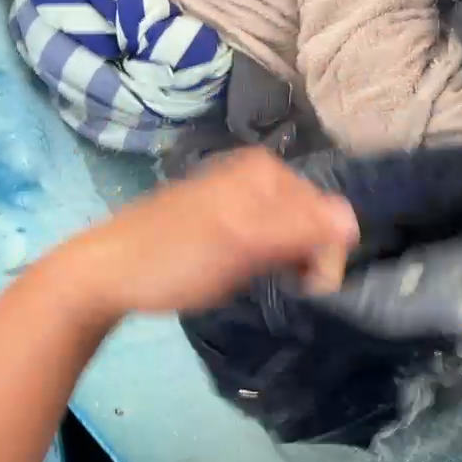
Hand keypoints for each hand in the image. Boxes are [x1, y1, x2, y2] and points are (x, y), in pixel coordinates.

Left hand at [38, 149, 358, 318]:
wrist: (107, 273)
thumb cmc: (173, 258)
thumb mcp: (240, 244)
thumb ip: (298, 229)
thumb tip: (354, 222)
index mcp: (267, 173)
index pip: (329, 213)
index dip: (325, 254)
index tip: (307, 289)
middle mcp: (260, 176)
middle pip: (314, 220)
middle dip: (307, 257)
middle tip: (281, 287)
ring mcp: (244, 197)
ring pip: (295, 232)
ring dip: (289, 261)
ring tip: (259, 280)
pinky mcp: (231, 219)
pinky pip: (273, 237)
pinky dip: (271, 259)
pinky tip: (248, 272)